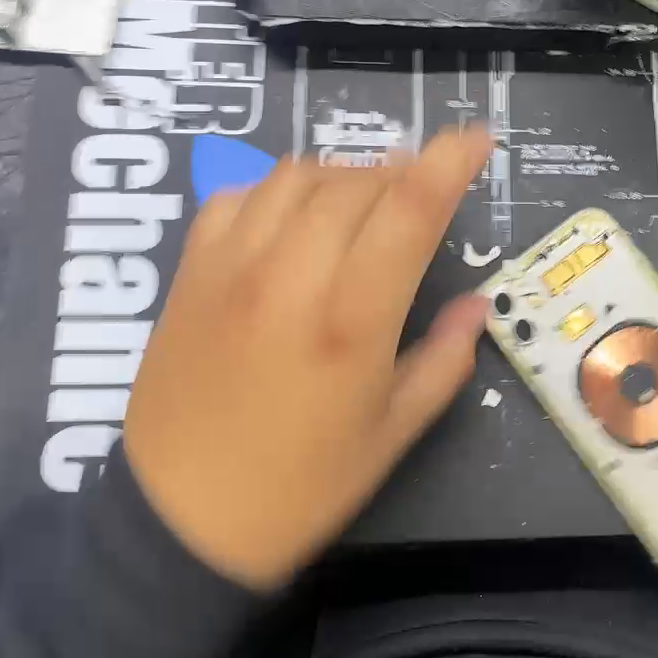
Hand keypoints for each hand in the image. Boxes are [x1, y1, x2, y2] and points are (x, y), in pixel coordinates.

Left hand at [123, 128, 492, 590]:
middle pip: (357, 182)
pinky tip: (293, 218)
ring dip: (344, 174)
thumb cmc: (300, 487)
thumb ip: (444, 361)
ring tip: (365, 201)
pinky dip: (278, 189)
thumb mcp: (392, 437)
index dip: (450, 163)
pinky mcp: (190, 273)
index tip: (478, 138)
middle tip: (423, 193)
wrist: (179, 520)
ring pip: (296, 176)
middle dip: (403, 172)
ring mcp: (231, 268)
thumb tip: (476, 305)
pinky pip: (238, 197)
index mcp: (351, 321)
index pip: (409, 210)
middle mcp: (289, 276)